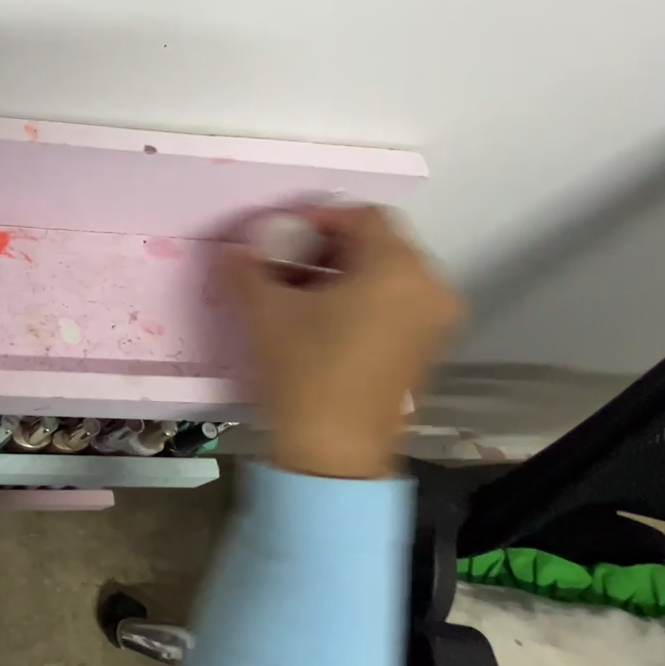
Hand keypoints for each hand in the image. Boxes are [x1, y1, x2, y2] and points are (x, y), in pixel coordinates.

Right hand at [222, 204, 462, 478]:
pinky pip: (394, 301)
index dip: (316, 214)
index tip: (277, 233)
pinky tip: (317, 317)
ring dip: (340, 270)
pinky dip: (358, 296)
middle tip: (281, 259)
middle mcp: (429, 287)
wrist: (334, 450)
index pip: (362, 215)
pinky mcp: (424, 347)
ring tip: (294, 289)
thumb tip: (231, 248)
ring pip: (385, 273)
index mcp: (397, 268)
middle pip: (377, 243)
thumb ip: (245, 268)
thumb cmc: (303, 370)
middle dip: (325, 244)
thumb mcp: (264, 311)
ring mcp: (433, 320)